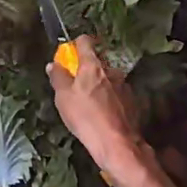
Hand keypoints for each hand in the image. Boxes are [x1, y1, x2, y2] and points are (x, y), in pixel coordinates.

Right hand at [48, 36, 150, 186]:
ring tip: (90, 105)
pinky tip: (103, 114)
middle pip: (97, 63)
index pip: (85, 42)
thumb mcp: (63, 98)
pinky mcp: (132, 101)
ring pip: (108, 80)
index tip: (70, 51)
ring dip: (99, 86)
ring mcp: (124, 86)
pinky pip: (116, 94)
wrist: (117, 144)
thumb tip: (54, 64)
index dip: (76, 43)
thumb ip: (58, 78)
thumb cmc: (86, 117)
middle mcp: (111, 71)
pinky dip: (109, 99)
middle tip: (76, 86)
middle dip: (87, 71)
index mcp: (93, 66)